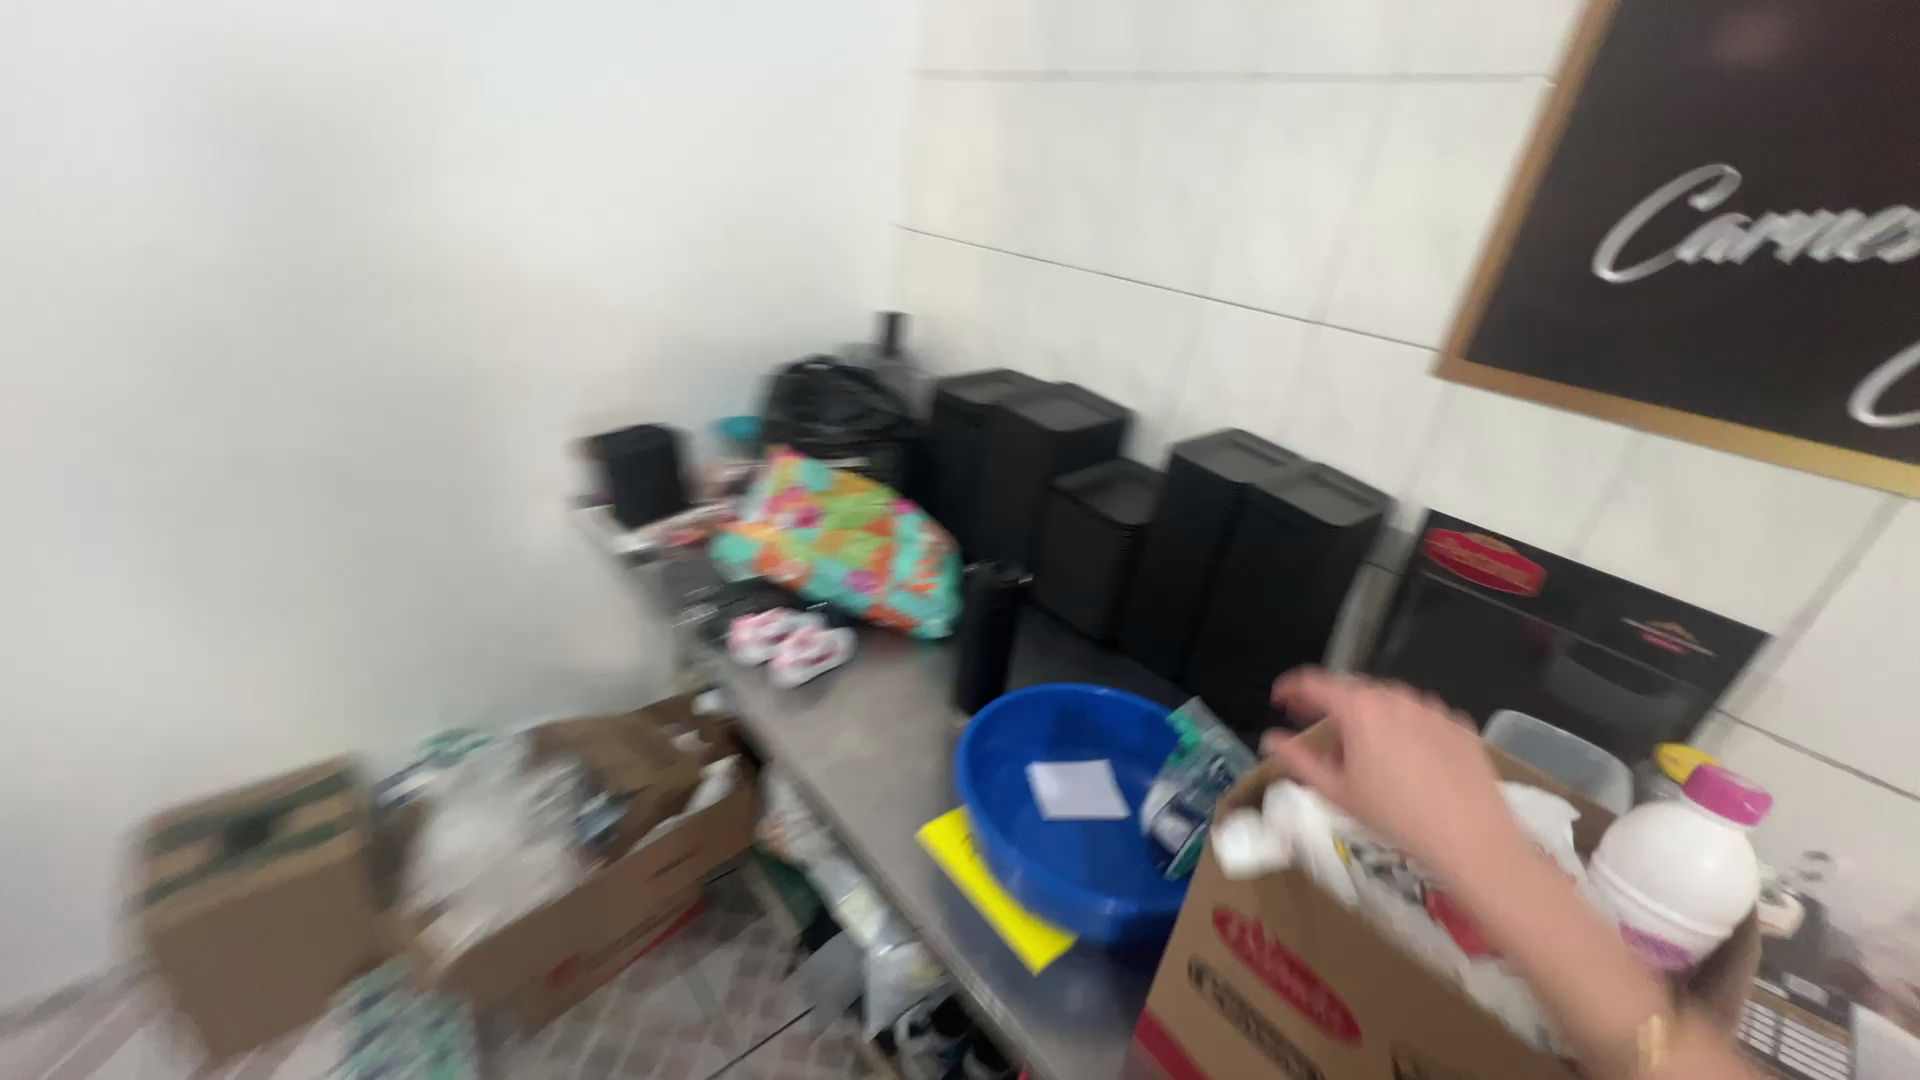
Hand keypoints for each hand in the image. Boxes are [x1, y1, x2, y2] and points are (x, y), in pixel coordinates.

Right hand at [1263, 667, 1523, 880]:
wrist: (1473, 841)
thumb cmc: (1395, 816)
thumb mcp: (1335, 792)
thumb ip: (1297, 759)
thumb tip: (1273, 739)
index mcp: (1358, 708)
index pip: (1313, 683)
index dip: (1290, 688)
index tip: (1279, 700)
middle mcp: (1394, 697)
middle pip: (1352, 690)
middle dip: (1332, 706)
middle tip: (1322, 731)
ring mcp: (1431, 708)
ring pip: (1388, 701)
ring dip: (1369, 716)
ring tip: (1367, 750)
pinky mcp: (1459, 724)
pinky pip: (1421, 716)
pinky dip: (1404, 727)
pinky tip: (1407, 759)